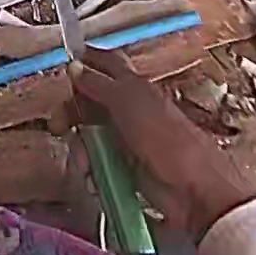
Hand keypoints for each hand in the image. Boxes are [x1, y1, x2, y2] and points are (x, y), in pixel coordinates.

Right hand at [71, 47, 255, 234]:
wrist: (196, 194)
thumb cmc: (164, 139)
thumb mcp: (127, 102)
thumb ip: (97, 83)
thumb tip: (73, 66)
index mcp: (133, 87)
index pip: (107, 64)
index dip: (87, 59)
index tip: (65, 63)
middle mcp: (129, 110)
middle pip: (90, 100)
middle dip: (72, 111)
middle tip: (59, 125)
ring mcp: (126, 140)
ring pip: (89, 132)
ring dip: (81, 146)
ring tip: (84, 162)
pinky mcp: (124, 168)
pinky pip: (97, 160)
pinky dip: (90, 167)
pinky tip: (91, 176)